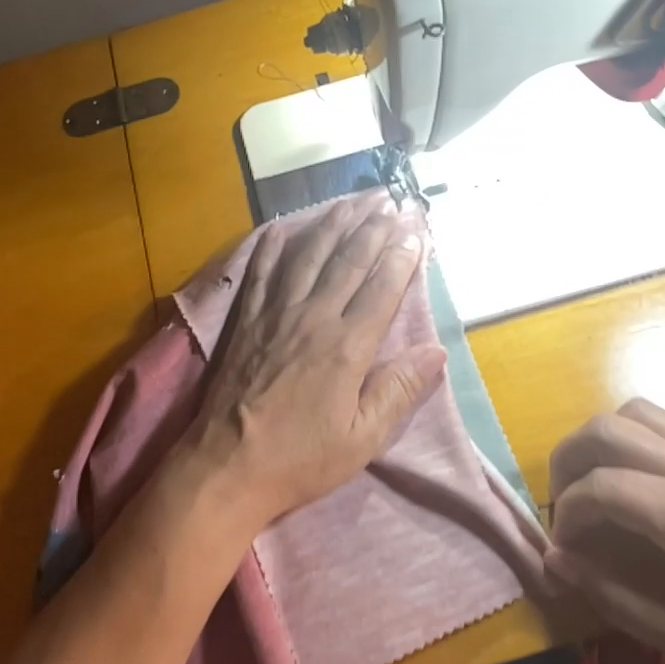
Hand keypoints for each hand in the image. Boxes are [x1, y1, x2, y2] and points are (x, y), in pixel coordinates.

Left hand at [180, 190, 446, 531]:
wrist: (228, 464)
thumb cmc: (301, 458)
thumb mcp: (362, 438)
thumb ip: (399, 390)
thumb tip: (436, 350)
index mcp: (347, 346)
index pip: (381, 288)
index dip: (401, 255)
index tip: (416, 228)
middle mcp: (313, 317)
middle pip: (348, 261)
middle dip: (373, 227)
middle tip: (391, 199)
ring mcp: (275, 313)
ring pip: (308, 256)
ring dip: (331, 224)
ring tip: (351, 200)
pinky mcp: (246, 319)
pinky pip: (260, 271)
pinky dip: (270, 246)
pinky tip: (279, 226)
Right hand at [544, 399, 664, 663]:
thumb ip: (618, 599)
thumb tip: (556, 561)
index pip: (602, 488)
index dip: (567, 515)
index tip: (563, 548)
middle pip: (607, 430)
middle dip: (568, 461)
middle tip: (564, 504)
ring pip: (634, 411)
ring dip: (598, 439)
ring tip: (591, 481)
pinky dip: (633, 432)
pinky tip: (633, 471)